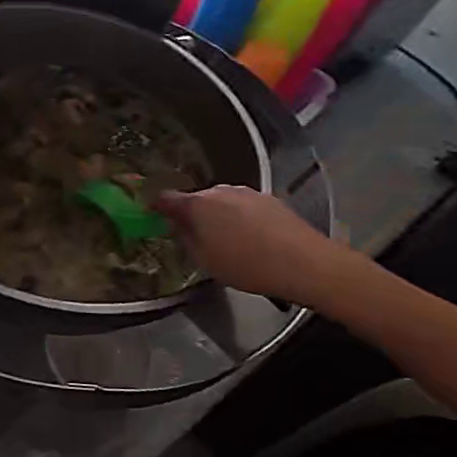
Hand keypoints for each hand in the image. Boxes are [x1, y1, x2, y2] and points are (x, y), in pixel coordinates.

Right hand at [156, 185, 354, 298]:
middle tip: (193, 237)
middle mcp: (219, 190)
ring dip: (217, 216)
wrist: (305, 263)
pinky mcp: (267, 198)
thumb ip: (186, 239)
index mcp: (197, 205)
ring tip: (226, 242)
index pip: (166, 199)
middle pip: (196, 199)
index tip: (151, 214)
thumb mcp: (206, 261)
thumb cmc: (249, 266)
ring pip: (220, 201)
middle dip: (191, 214)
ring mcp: (245, 192)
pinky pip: (242, 206)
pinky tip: (250, 239)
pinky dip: (238, 217)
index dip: (156, 206)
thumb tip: (178, 226)